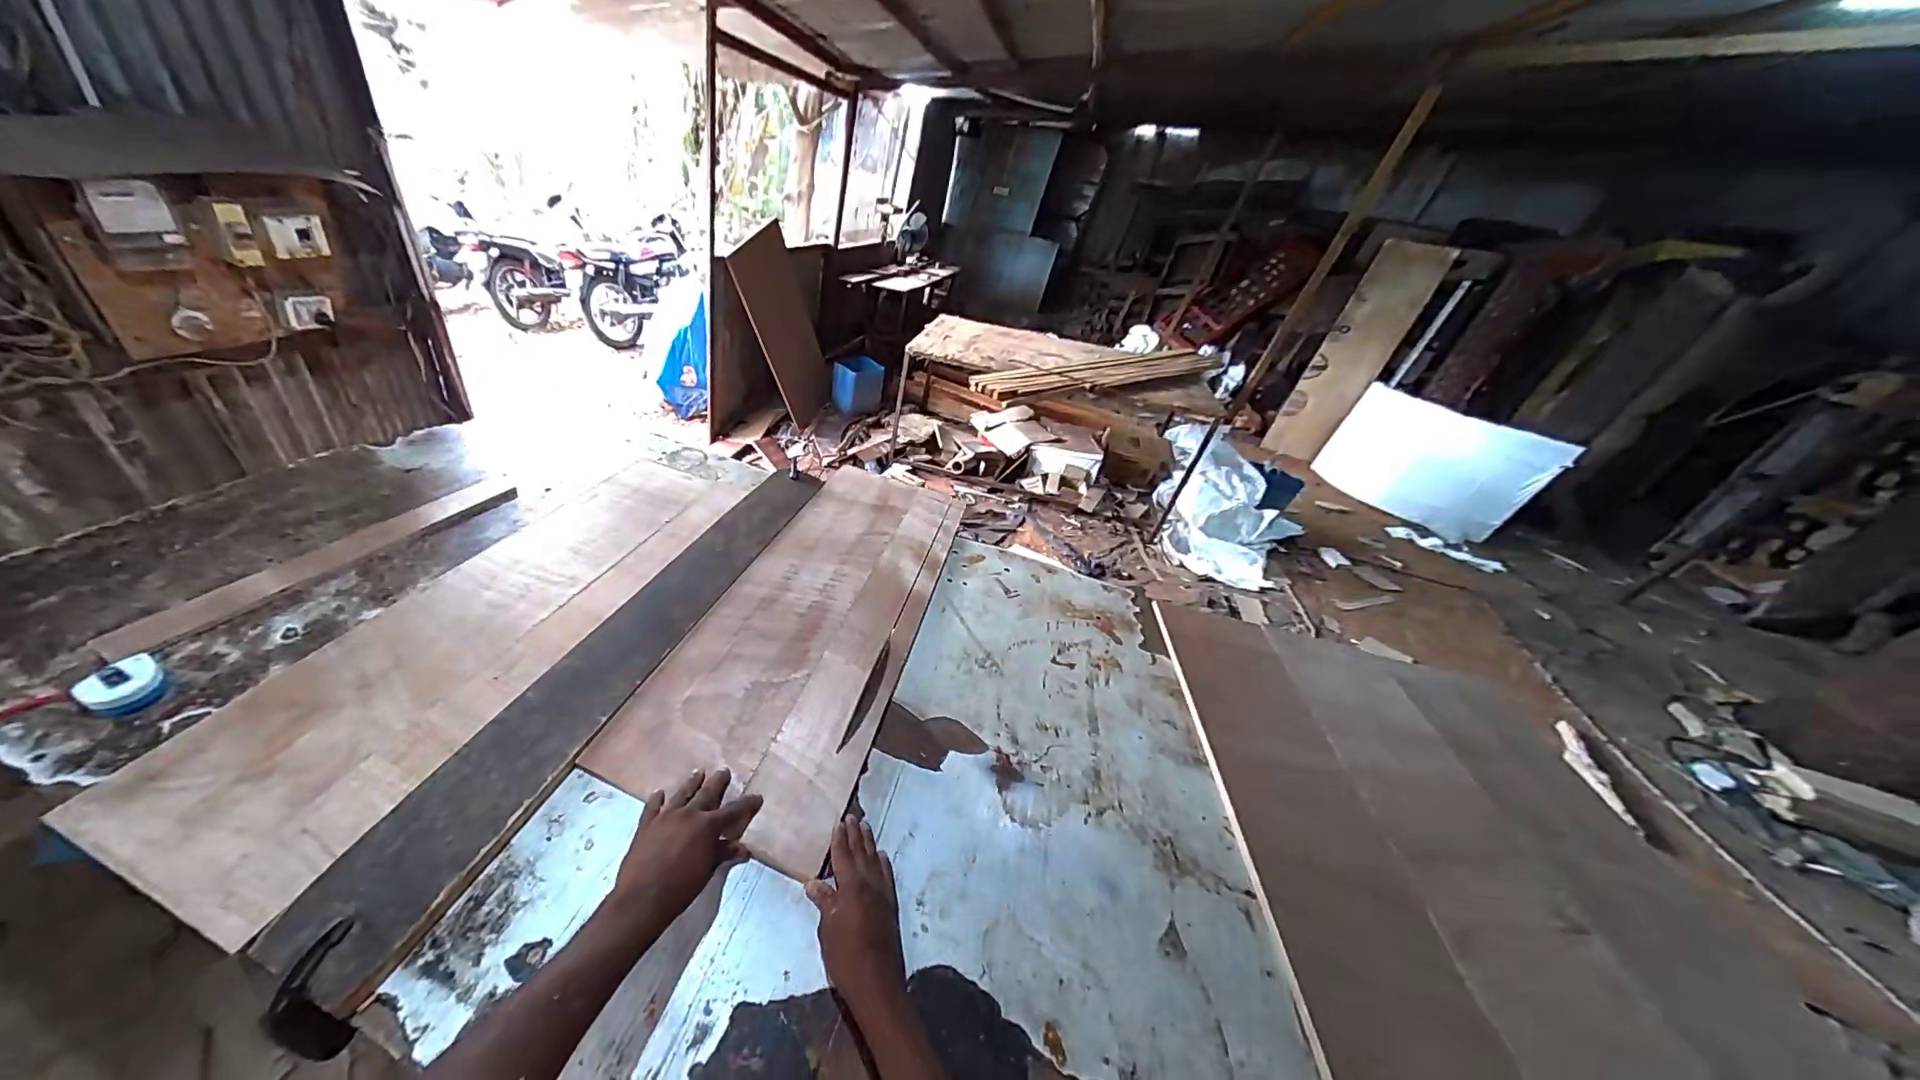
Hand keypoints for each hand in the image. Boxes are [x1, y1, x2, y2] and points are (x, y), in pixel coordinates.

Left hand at [613, 768, 761, 925]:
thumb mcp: (707, 870)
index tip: (756, 797)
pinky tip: (659, 793)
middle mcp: (689, 814)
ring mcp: (666, 817)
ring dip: (692, 783)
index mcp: (708, 825)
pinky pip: (653, 807)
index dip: (747, 804)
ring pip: (682, 794)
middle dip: (718, 782)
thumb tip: (743, 849)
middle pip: (707, 793)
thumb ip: (723, 854)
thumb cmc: (681, 886)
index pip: (733, 810)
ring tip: (698, 773)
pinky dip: (657, 799)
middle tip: (724, 771)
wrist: (642, 897)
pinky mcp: (646, 825)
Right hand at [806, 816, 905, 1014]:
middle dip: (856, 834)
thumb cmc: (845, 957)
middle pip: (862, 852)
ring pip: (875, 860)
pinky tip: (881, 856)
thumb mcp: (827, 929)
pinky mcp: (891, 904)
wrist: (877, 981)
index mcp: (851, 886)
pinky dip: (883, 862)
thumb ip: (824, 902)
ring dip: (870, 843)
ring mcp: (883, 893)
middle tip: (852, 816)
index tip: (838, 821)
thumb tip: (814, 882)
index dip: (840, 839)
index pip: (844, 855)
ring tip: (865, 826)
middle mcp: (870, 883)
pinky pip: (887, 875)